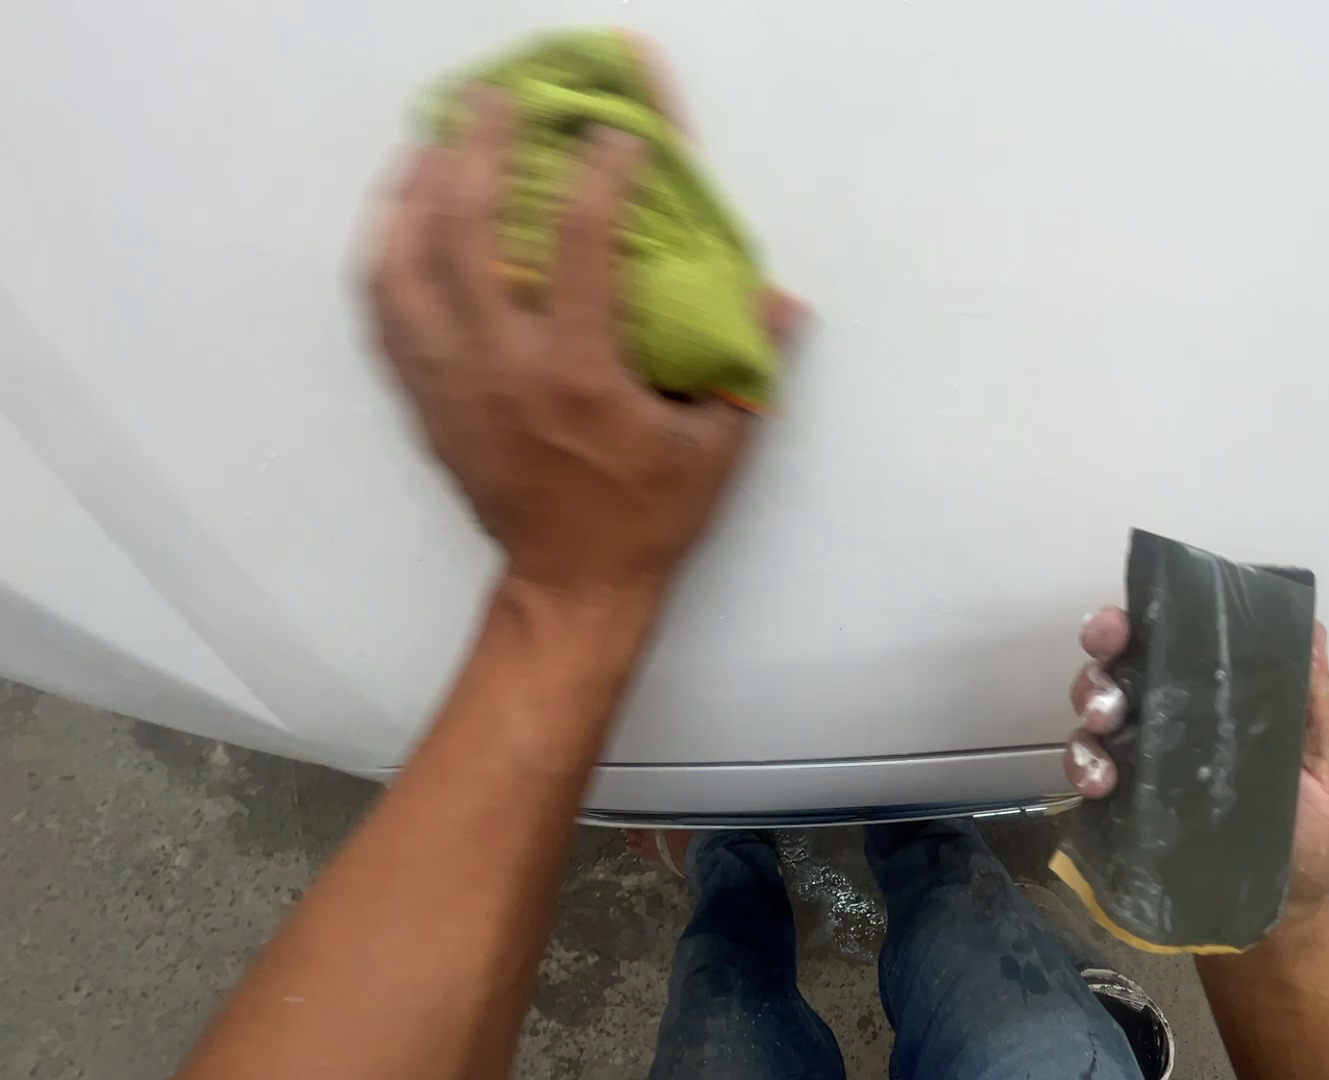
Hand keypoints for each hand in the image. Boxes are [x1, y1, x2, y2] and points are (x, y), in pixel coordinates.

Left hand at [368, 85, 802, 599]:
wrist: (575, 582)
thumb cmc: (652, 515)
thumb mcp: (719, 447)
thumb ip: (747, 367)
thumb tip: (783, 302)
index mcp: (581, 377)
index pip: (580, 248)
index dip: (599, 179)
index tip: (620, 137)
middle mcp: (502, 368)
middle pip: (466, 232)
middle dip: (477, 149)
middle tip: (494, 100)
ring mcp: (451, 383)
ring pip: (403, 263)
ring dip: (414, 189)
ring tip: (433, 144)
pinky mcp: (427, 402)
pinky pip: (383, 311)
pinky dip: (384, 253)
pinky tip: (399, 223)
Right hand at [1064, 610, 1328, 925]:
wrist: (1280, 914)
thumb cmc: (1310, 835)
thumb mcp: (1328, 768)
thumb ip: (1313, 707)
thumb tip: (1314, 631)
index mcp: (1214, 697)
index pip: (1169, 641)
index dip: (1141, 620)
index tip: (1128, 617)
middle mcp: (1168, 717)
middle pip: (1120, 666)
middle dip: (1104, 654)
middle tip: (1111, 667)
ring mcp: (1139, 758)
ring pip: (1094, 710)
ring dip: (1090, 704)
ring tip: (1105, 721)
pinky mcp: (1120, 801)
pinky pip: (1085, 769)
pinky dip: (1082, 765)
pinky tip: (1101, 779)